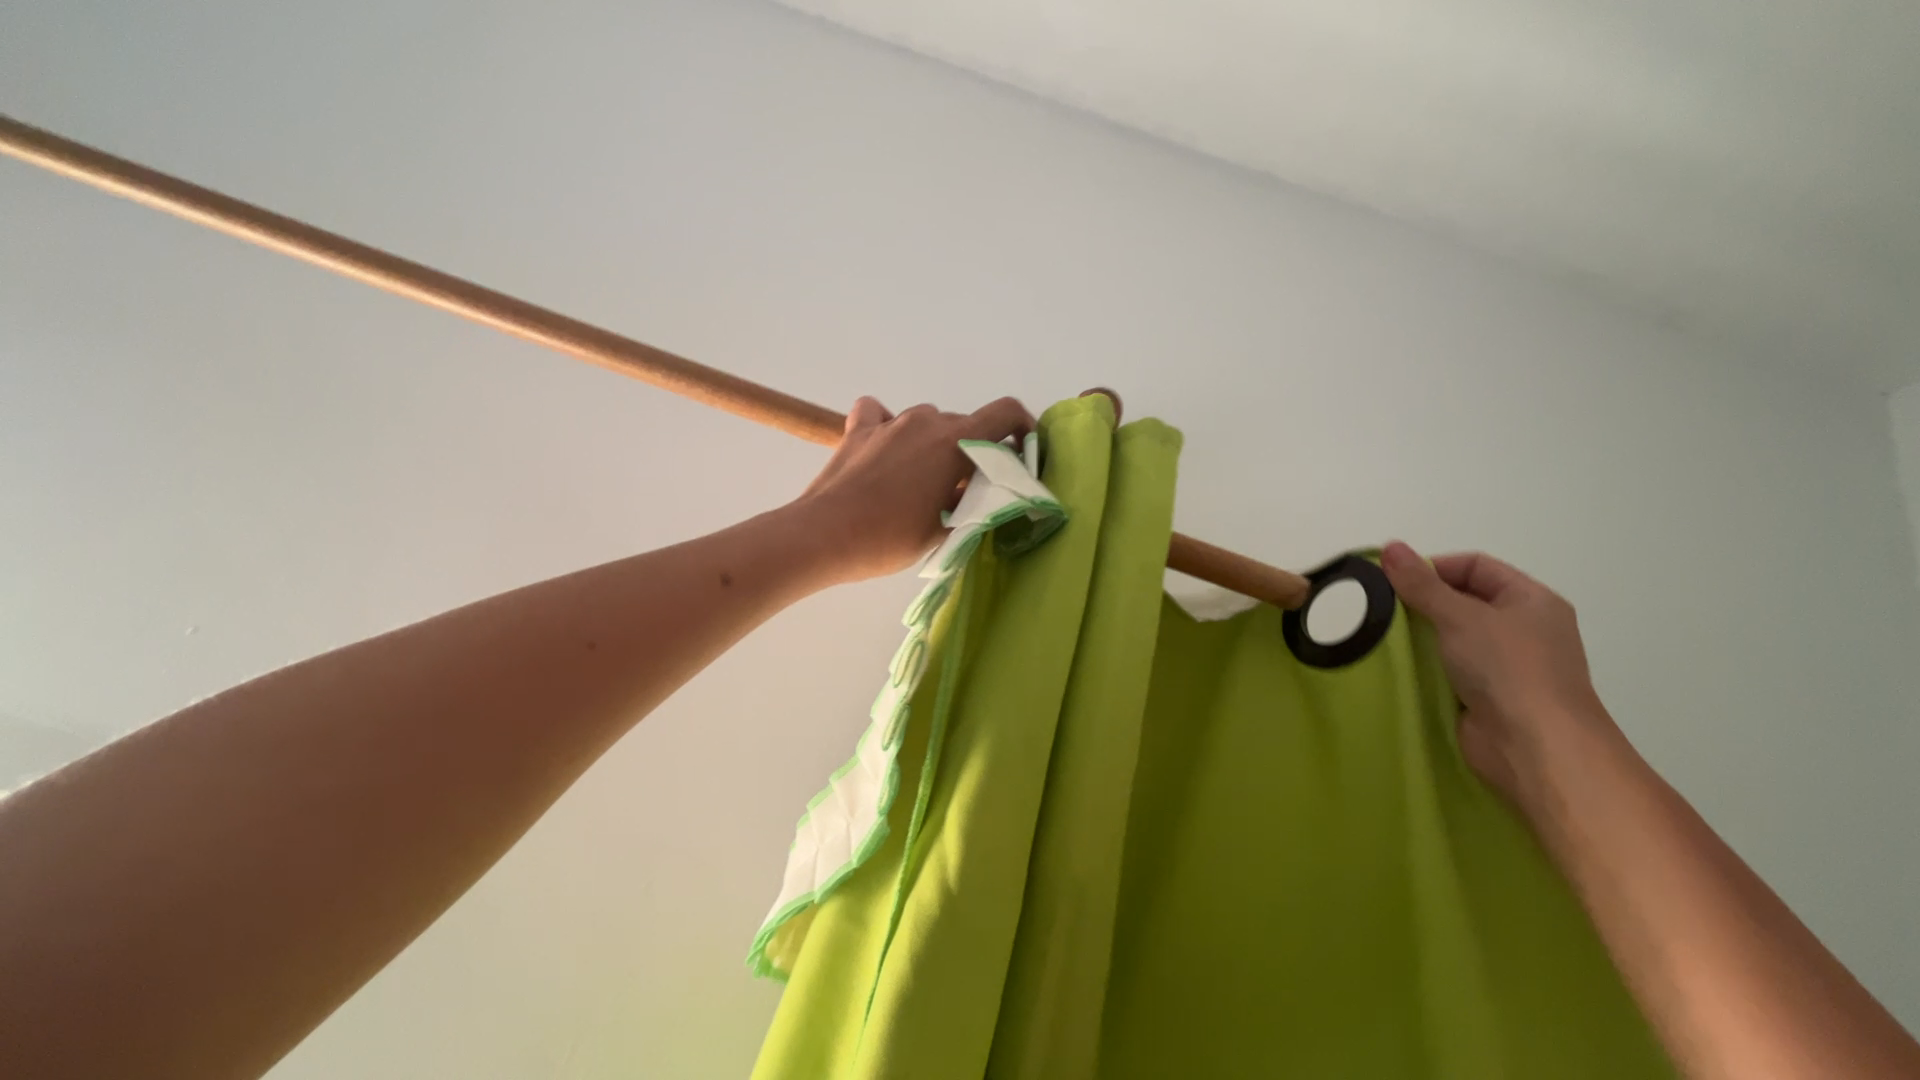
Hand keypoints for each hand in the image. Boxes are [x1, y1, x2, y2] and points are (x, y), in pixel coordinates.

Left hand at [793, 396, 1034, 583]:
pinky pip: (879, 414)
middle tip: (965, 491)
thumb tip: (983, 491)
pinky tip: (884, 449)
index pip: (1006, 413)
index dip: (1022, 429)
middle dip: (973, 453)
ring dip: (933, 445)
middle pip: (965, 426)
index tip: (1020, 455)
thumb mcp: (945, 528)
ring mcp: (890, 423)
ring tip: (920, 481)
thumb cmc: (890, 538)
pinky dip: (888, 426)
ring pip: (927, 422)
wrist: (823, 536)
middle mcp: (927, 421)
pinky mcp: (858, 431)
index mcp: (956, 442)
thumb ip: (973, 502)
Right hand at [1381, 542, 1622, 805]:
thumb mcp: (1460, 617)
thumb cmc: (1508, 669)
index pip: (1475, 567)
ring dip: (1421, 639)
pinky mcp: (1488, 698)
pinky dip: (1426, 669)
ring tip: (1380, 639)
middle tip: (1380, 610)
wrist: (1536, 748)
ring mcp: (1507, 666)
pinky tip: (1397, 670)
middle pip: (1463, 602)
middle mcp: (1524, 629)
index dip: (1433, 568)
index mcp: (1531, 600)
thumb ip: (1422, 584)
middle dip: (1423, 604)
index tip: (1392, 582)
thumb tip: (1390, 547)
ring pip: (1454, 639)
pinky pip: (1450, 672)